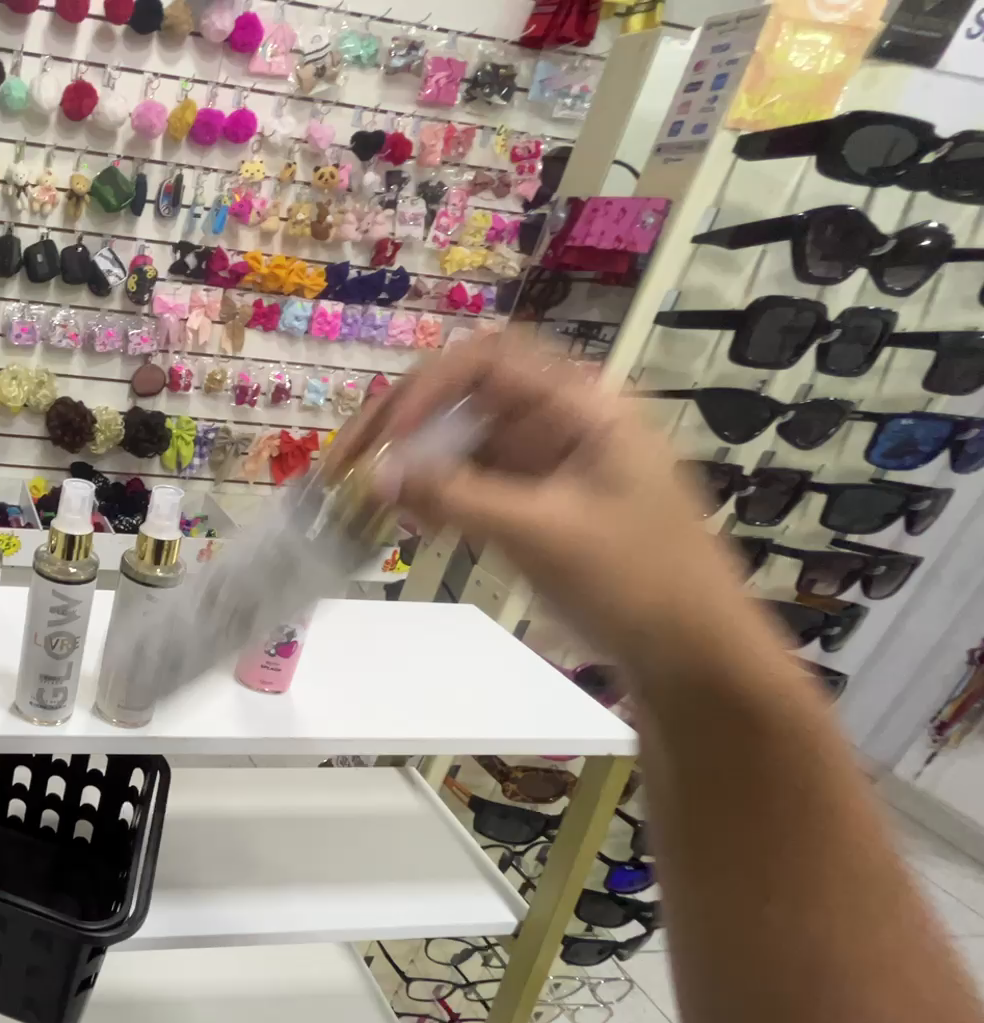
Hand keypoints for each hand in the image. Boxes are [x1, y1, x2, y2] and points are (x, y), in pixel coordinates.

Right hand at [338, 332, 765, 666]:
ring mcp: (534, 461)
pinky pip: (457, 480)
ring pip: (450, 439)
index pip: (487, 362)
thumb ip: (456, 497)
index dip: (428, 389)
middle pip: (456, 396)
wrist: (689, 652)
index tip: (389, 440)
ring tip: (357, 493)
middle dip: (395, 424)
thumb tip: (374, 474)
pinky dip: (423, 494)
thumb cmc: (638, 581)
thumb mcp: (543, 532)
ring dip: (401, 460)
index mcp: (578, 406)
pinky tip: (401, 520)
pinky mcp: (520, 498)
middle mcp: (551, 421)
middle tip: (342, 463)